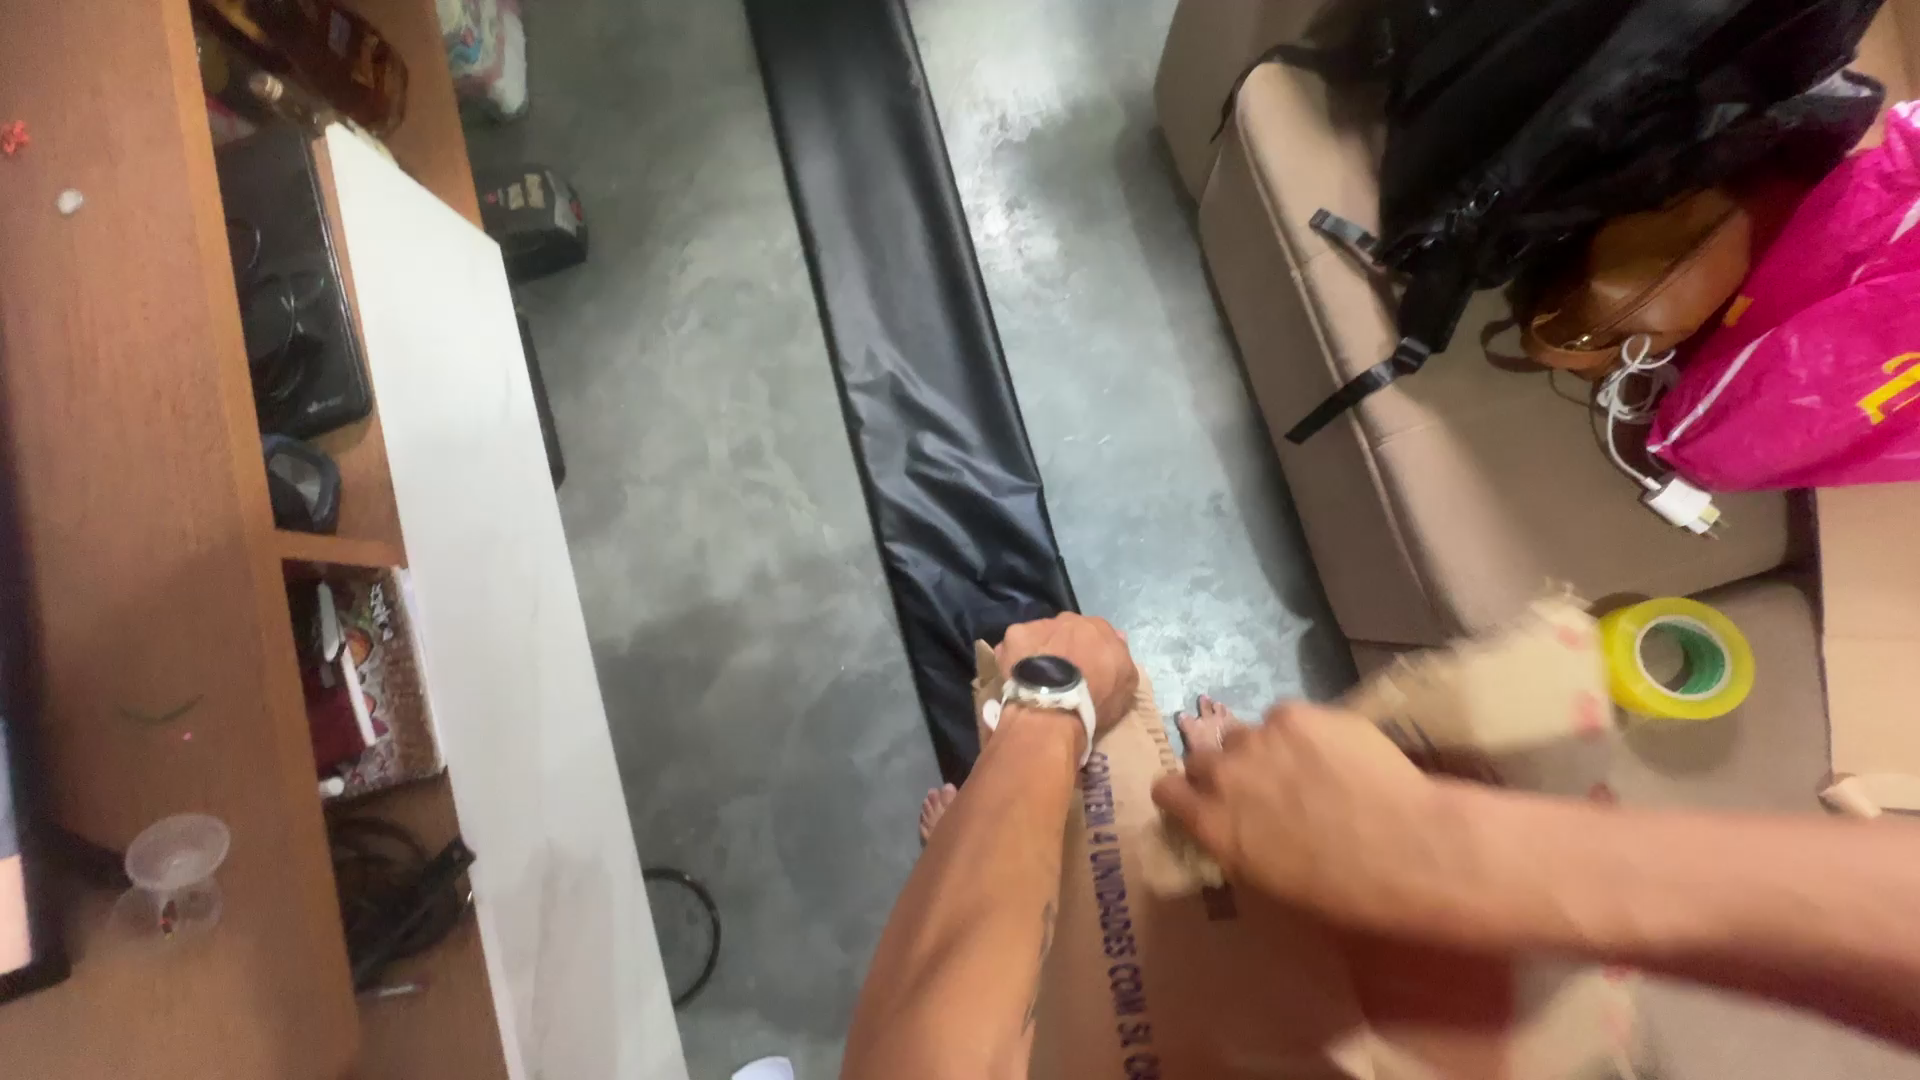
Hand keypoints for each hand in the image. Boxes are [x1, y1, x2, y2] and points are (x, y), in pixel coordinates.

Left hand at [996, 614, 1137, 733]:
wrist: (1053, 708)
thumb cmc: (1095, 700)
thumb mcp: (1126, 684)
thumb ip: (1122, 656)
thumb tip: (1118, 636)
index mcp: (1098, 628)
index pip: (1097, 633)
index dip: (1092, 651)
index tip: (1088, 668)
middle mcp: (1068, 619)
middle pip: (1067, 631)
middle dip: (1065, 646)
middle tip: (1061, 672)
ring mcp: (1038, 625)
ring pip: (1040, 635)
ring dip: (1040, 649)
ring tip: (1037, 676)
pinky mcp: (1013, 637)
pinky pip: (1016, 646)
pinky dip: (1017, 657)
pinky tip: (1018, 675)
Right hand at [1151, 703, 1490, 941]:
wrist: (1410, 849)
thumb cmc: (1344, 889)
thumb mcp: (1269, 879)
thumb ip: (1234, 839)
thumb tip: (1233, 823)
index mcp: (1210, 821)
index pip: (1165, 789)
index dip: (1183, 792)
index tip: (1200, 798)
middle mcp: (1221, 773)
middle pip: (1200, 757)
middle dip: (1222, 769)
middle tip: (1259, 786)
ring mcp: (1256, 737)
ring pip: (1244, 734)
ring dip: (1261, 749)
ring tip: (1304, 767)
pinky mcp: (1295, 713)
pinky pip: (1286, 718)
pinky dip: (1302, 733)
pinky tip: (1336, 754)